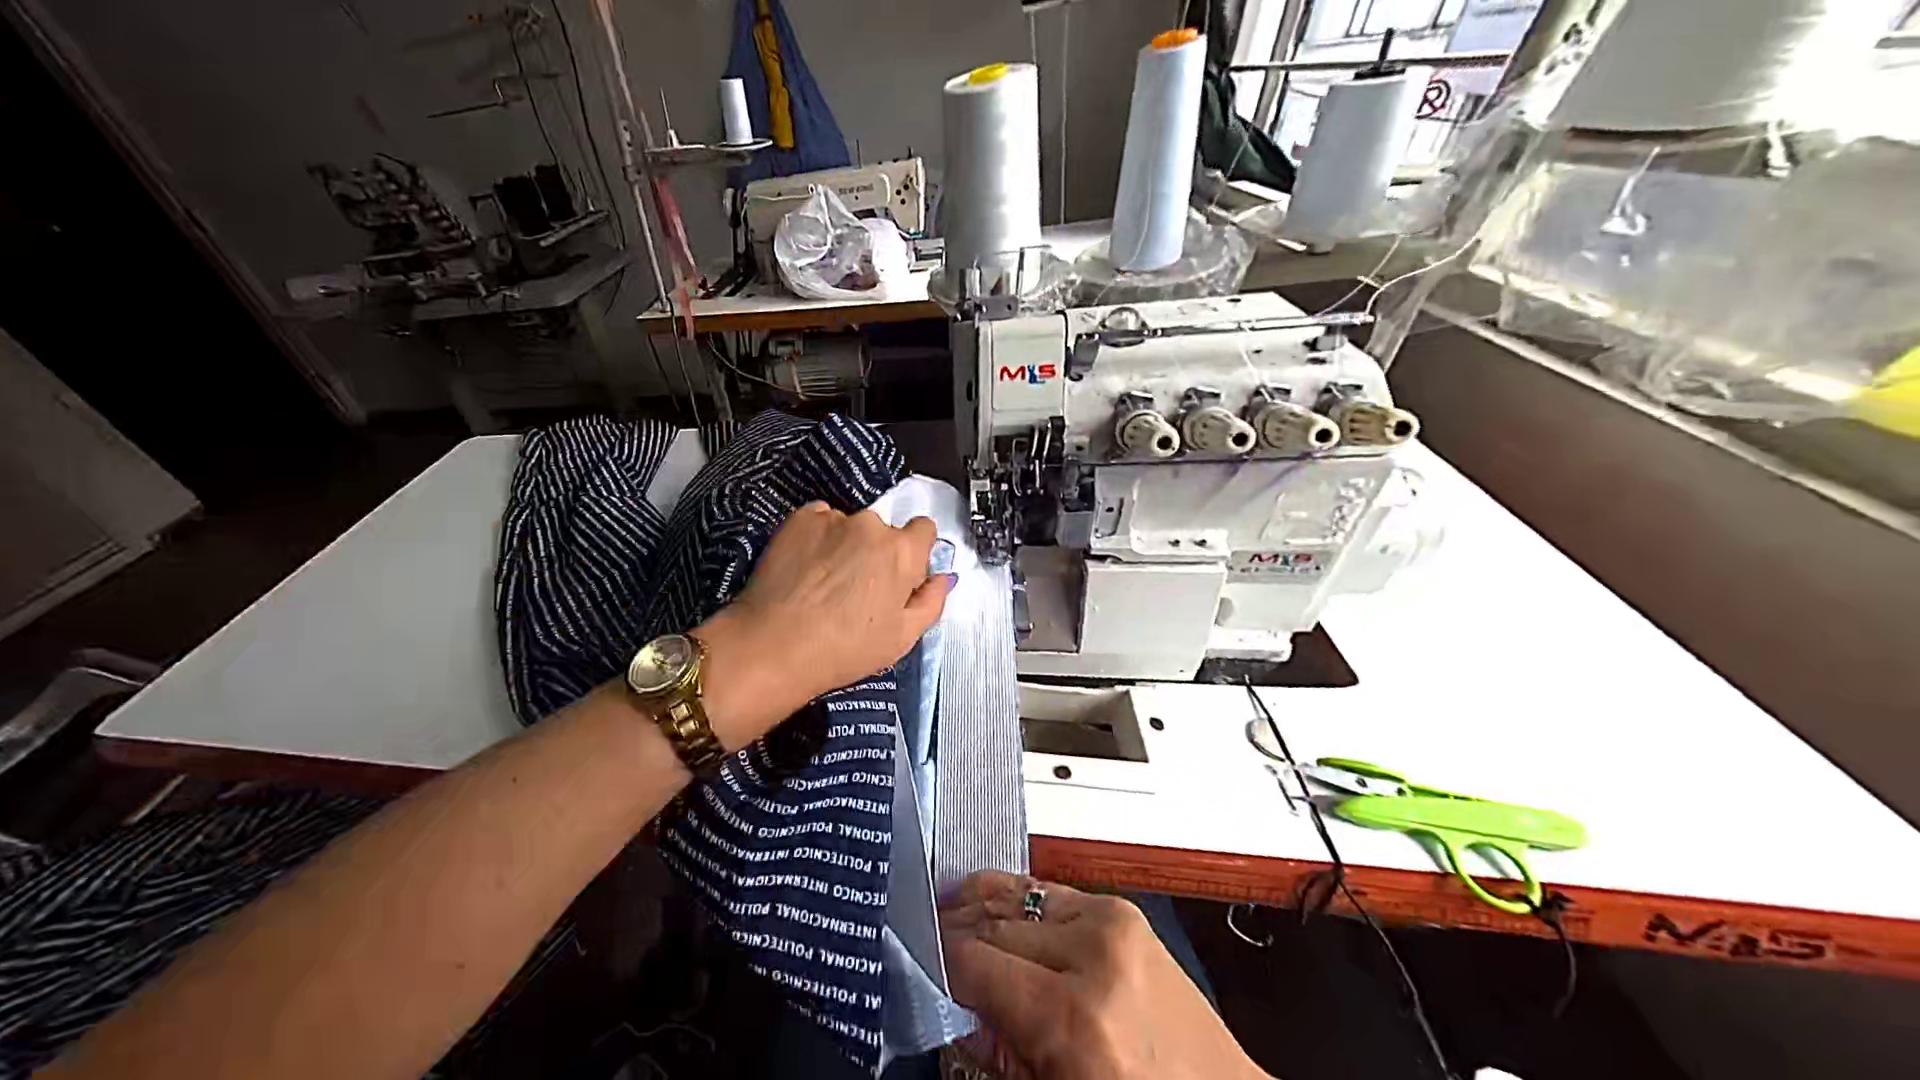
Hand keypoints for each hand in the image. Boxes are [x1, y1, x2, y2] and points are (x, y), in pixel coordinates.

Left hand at [693, 502, 952, 749]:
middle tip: (858, 591)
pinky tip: (807, 571)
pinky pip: (819, 522)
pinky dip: (817, 539)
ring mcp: (833, 519)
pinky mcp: (799, 520)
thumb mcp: (903, 638)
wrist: (774, 646)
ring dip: (845, 545)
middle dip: (877, 553)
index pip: (924, 530)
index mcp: (903, 552)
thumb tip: (942, 579)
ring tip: (825, 585)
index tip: (900, 575)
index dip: (915, 553)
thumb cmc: (843, 648)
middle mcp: (871, 526)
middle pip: (884, 532)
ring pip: (850, 527)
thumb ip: (931, 602)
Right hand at [941, 871, 1266, 1079]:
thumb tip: (952, 999)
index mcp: (1073, 1017)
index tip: (913, 960)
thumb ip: (991, 1047)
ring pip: (1015, 895)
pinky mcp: (1121, 910)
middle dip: (953, 933)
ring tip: (950, 912)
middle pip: (992, 923)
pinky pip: (1047, 893)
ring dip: (978, 905)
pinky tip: (994, 907)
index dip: (935, 961)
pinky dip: (1015, 901)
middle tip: (927, 943)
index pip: (973, 961)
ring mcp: (1112, 922)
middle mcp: (1093, 954)